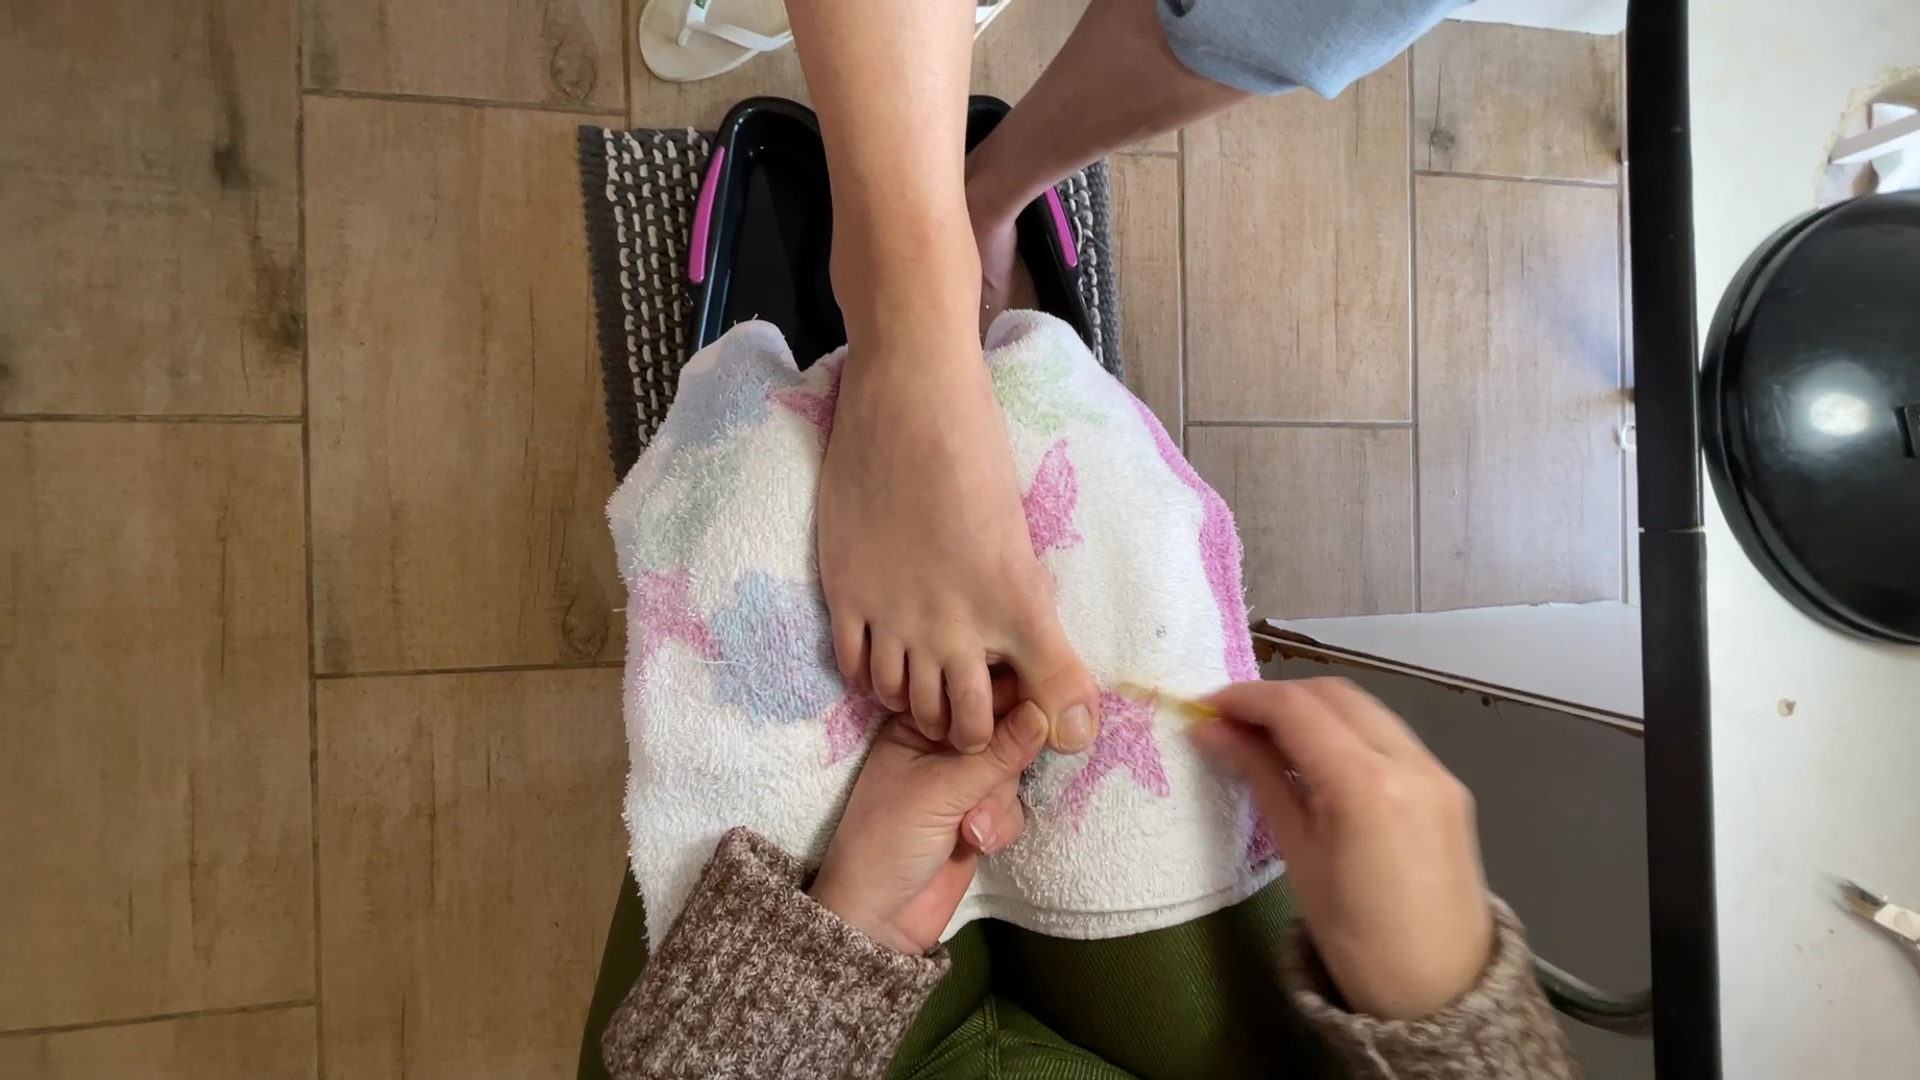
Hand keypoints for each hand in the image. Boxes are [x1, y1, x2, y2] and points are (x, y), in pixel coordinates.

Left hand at [809, 700, 1049, 953]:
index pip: (972, 696)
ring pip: (1011, 772)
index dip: (1007, 701)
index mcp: (919, 723)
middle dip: (1003, 766)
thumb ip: (997, 753)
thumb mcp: (941, 790)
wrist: (879, 921)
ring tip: (971, 829)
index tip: (1040, 707)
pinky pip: (1013, 805)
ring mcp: (962, 783)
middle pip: (1003, 732)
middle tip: (987, 789)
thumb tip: (1043, 712)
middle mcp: (943, 747)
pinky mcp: (979, 817)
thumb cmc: (891, 838)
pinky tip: (977, 844)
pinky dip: (1001, 825)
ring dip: (997, 803)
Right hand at [818, 326, 1099, 755]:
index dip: (1059, 721)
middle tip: (975, 698)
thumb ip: (1027, 598)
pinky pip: (857, 670)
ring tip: (930, 684)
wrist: (910, 399)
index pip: (1055, 696)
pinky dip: (876, 681)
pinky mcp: (847, 595)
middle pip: (966, 723)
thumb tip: (1031, 641)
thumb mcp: (1019, 527)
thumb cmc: (976, 449)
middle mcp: (956, 625)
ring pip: (909, 705)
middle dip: (975, 727)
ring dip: (924, 707)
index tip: (1046, 711)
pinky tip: (887, 663)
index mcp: (1018, 603)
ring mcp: (895, 615)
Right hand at [1190, 679, 1494, 1019]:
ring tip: (1268, 734)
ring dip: (1310, 706)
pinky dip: (1342, 726)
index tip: (1209, 707)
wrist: (1445, 996)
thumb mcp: (1296, 851)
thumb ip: (1258, 774)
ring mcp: (1435, 770)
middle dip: (1277, 695)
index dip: (1246, 698)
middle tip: (1234, 720)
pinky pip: (1385, 731)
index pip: (1296, 708)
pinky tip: (1314, 753)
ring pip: (1361, 705)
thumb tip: (1210, 730)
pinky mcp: (1446, 782)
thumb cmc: (1354, 935)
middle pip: (1331, 693)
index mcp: (1366, 785)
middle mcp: (1409, 762)